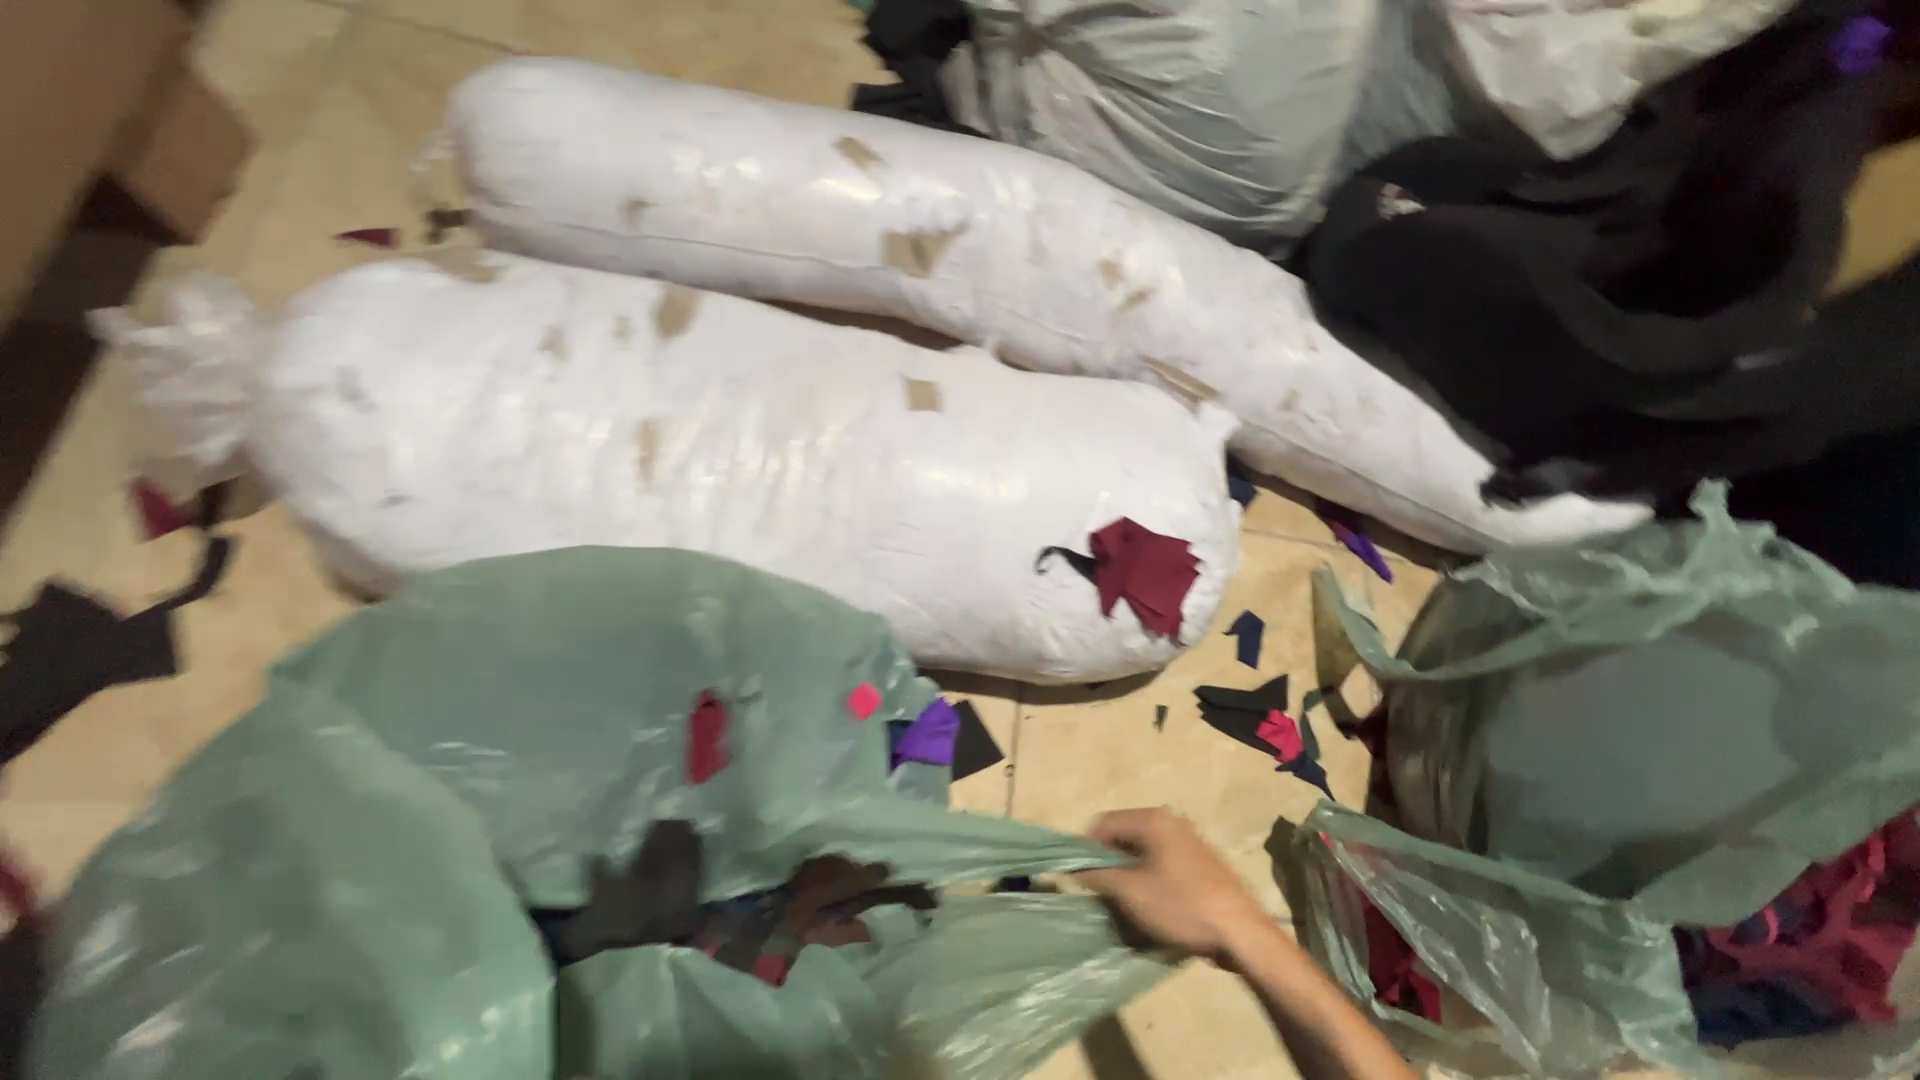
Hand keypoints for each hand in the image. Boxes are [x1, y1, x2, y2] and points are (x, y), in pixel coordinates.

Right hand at [1075, 807, 1272, 963]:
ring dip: (1127, 873)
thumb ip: (1096, 877)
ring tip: (1123, 901)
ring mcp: (1187, 840)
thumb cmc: (1182, 906)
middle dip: (1107, 862)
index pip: (1103, 823)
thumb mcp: (1131, 893)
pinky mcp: (1199, 861)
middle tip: (1100, 891)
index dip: (1086, 849)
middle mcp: (1170, 821)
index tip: (1079, 878)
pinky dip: (1148, 877)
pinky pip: (1160, 862)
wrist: (1242, 933)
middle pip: (1123, 835)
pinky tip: (1149, 903)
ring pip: (1142, 851)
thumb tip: (1068, 871)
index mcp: (1153, 819)